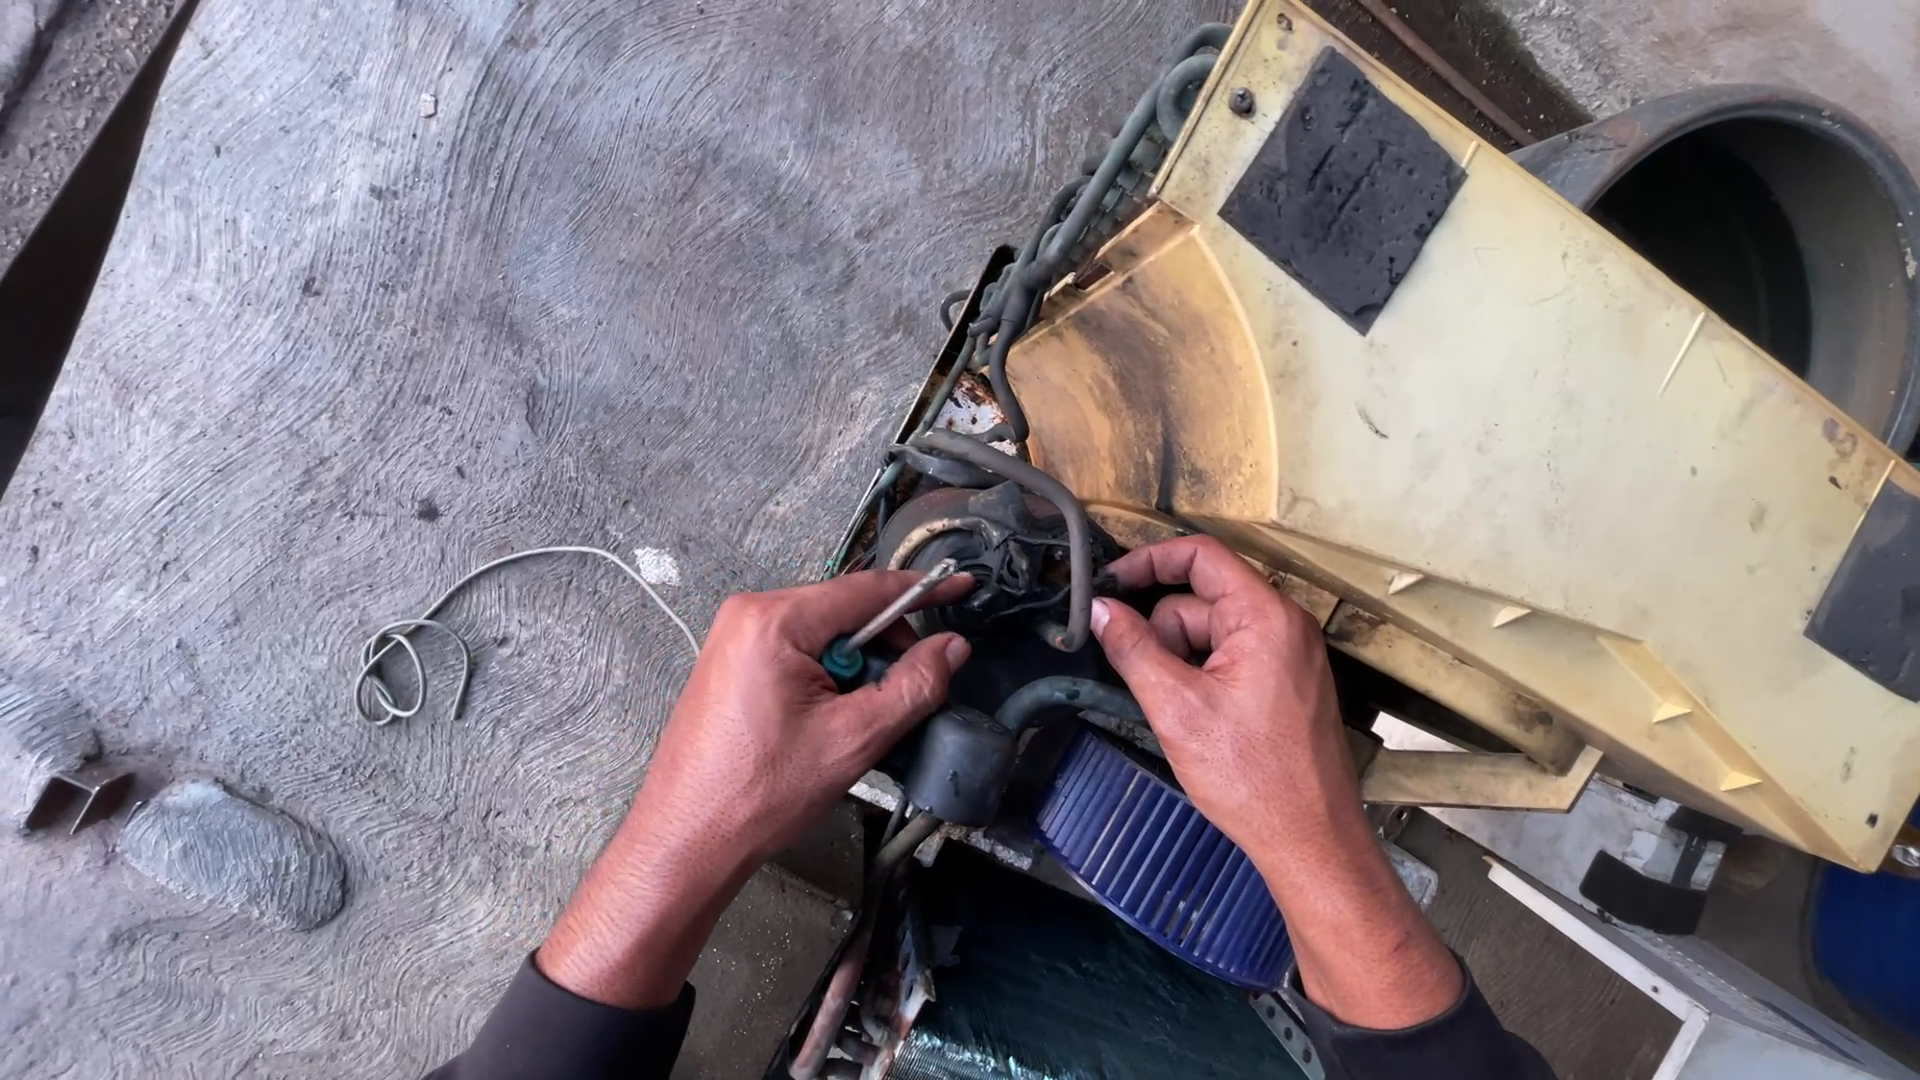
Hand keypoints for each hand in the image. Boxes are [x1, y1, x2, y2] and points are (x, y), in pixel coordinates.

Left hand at [539, 570, 971, 1007]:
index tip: (961, 587)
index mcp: (775, 621)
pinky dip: (828, 674)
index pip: (868, 589)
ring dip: (856, 666)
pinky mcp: (734, 659)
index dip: (922, 590)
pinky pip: (800, 648)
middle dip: (886, 646)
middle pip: (847, 609)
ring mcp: (737, 635)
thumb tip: (951, 647)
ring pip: (826, 631)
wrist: (685, 840)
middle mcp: (750, 613)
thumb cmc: (758, 793)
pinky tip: (827, 717)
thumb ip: (914, 687)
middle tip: (903, 695)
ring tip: (852, 720)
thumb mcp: (854, 739)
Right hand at [1089, 535, 1355, 857]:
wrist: (1309, 840)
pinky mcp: (1282, 681)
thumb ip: (1132, 648)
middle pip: (1198, 601)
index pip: (1200, 556)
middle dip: (1161, 634)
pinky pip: (1225, 657)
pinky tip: (1193, 716)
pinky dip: (1197, 675)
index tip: (1110, 584)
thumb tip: (1099, 609)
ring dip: (1177, 660)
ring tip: (1177, 711)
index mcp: (1265, 617)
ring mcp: (1285, 654)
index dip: (1148, 561)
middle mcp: (1282, 625)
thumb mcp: (1175, 706)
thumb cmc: (1252, 776)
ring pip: (1206, 633)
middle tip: (1148, 682)